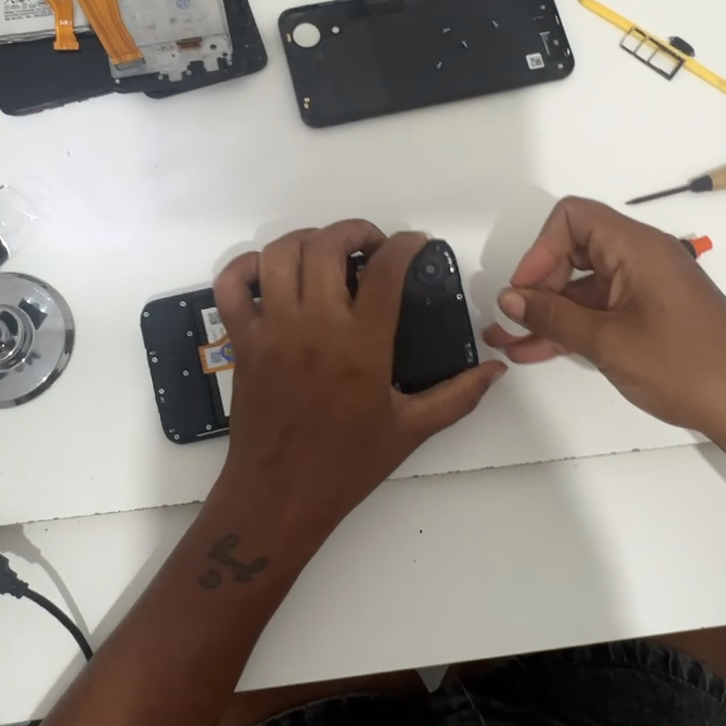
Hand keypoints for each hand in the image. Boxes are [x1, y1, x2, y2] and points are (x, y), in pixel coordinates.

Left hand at [214, 222, 505, 543]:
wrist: (279, 495)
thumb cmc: (347, 465)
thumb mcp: (412, 430)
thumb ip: (458, 395)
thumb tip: (496, 370)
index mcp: (362, 346)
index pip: (384, 271)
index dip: (404, 245)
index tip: (414, 244)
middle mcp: (314, 327)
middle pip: (326, 246)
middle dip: (354, 230)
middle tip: (370, 244)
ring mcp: (271, 331)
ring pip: (278, 255)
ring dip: (304, 240)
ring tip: (325, 252)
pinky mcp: (241, 342)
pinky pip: (229, 287)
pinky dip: (244, 267)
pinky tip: (269, 272)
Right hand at [481, 197, 725, 444]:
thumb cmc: (683, 367)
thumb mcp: (607, 341)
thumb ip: (553, 316)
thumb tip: (509, 298)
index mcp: (637, 248)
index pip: (572, 218)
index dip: (540, 250)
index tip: (524, 291)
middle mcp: (642, 258)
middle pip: (573, 250)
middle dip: (538, 284)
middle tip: (514, 319)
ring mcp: (646, 287)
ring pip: (582, 286)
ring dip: (547, 312)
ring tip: (509, 340)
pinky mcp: (648, 314)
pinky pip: (598, 309)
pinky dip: (570, 325)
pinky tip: (537, 349)